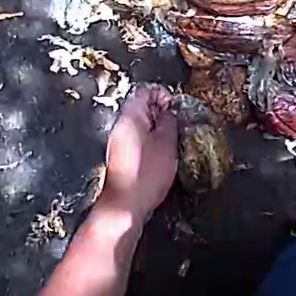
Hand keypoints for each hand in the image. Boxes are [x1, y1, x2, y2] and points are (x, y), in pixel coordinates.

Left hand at [97, 85, 177, 219]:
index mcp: (130, 117)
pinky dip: (150, 140)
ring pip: (140, 123)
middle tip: (176, 123)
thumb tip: (171, 111)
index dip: (162, 94)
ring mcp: (119, 141)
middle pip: (141, 106)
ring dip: (157, 127)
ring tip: (171, 139)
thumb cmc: (145, 176)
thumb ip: (169, 122)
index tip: (174, 106)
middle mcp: (121, 126)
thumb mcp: (166, 144)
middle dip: (161, 111)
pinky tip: (161, 153)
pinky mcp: (122, 155)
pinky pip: (137, 138)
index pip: (145, 91)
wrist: (126, 205)